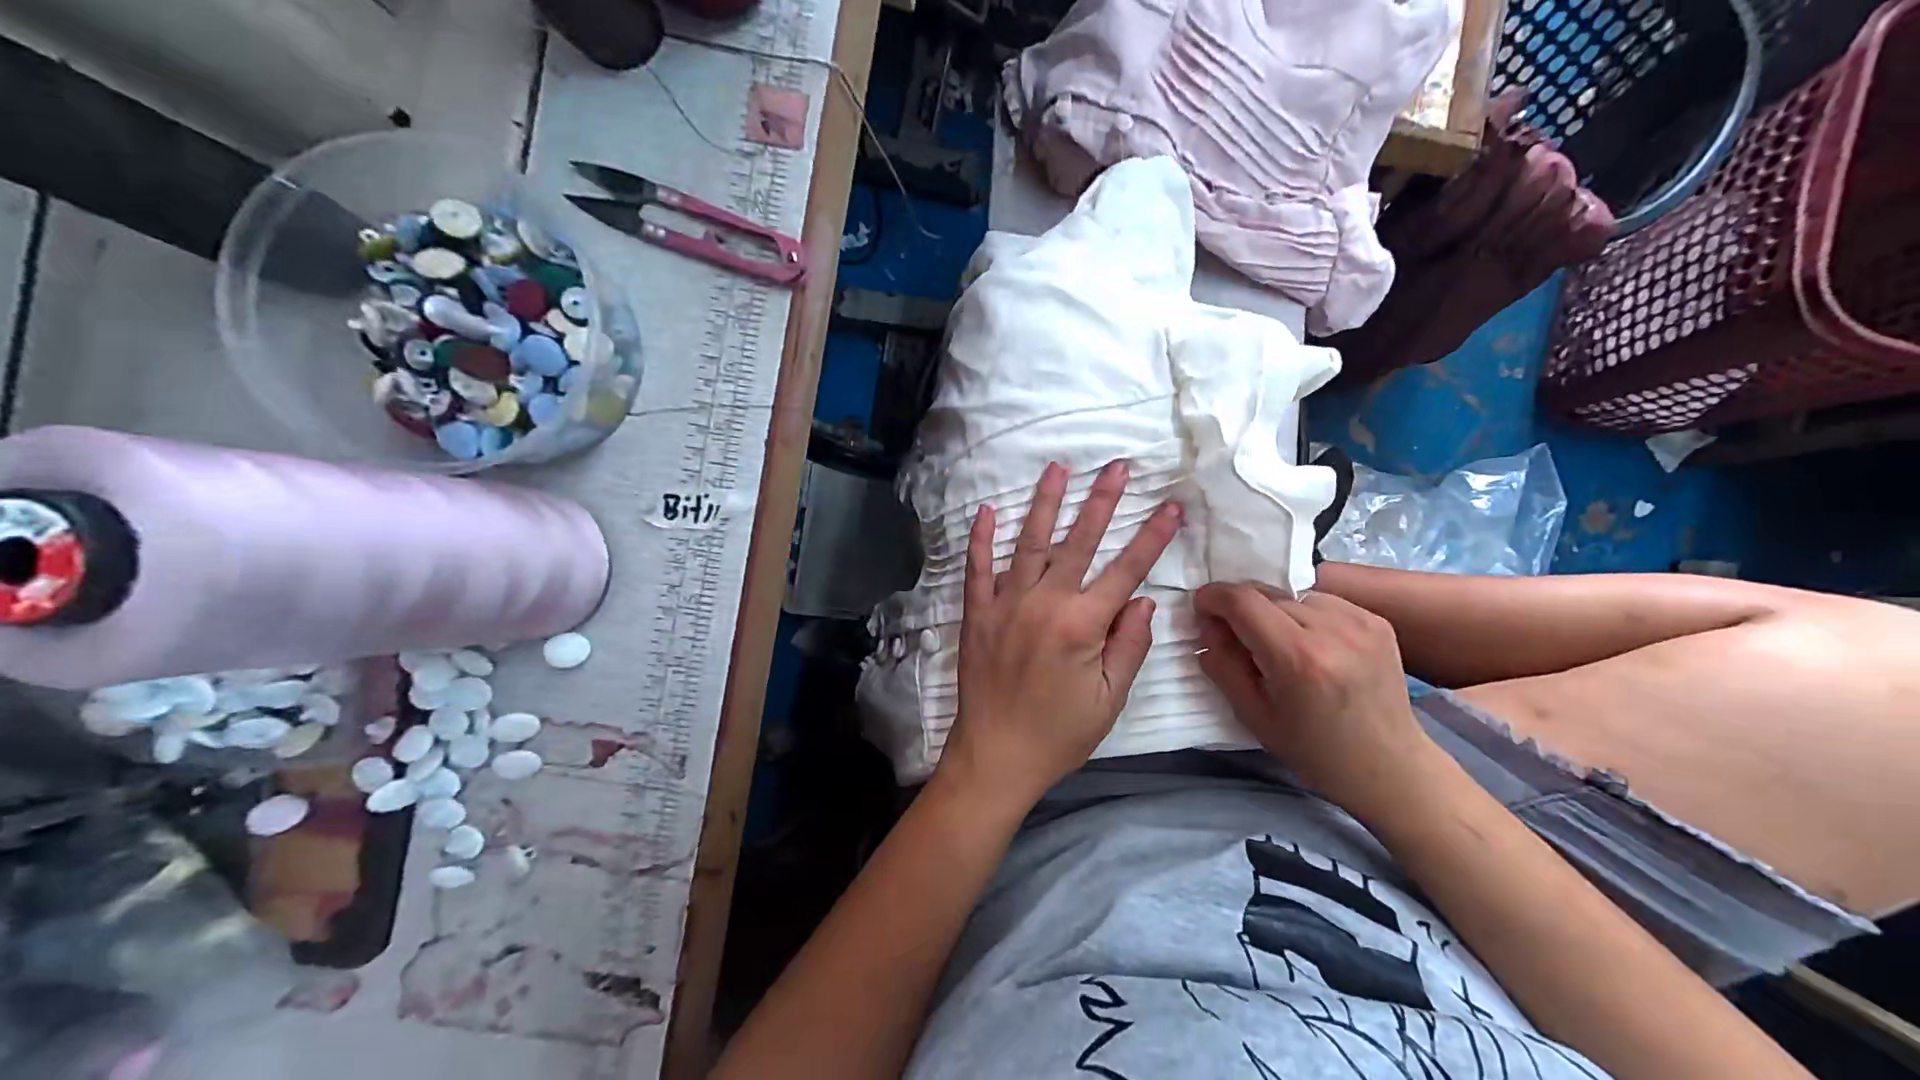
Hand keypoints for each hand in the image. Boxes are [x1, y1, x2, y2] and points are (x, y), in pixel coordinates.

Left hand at [936, 460, 1183, 810]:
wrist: (995, 755)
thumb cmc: (1059, 733)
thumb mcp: (1110, 699)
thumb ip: (1129, 645)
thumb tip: (1143, 600)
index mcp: (1083, 625)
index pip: (1126, 570)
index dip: (1151, 536)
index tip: (1170, 506)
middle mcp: (1044, 603)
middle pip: (1079, 542)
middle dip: (1101, 501)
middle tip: (1116, 466)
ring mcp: (1005, 604)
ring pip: (1028, 543)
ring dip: (1044, 504)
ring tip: (1056, 469)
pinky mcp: (976, 614)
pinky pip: (977, 568)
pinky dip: (981, 539)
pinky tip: (986, 511)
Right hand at [1193, 584, 1440, 819]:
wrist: (1389, 766)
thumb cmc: (1313, 750)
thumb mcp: (1252, 715)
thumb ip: (1222, 664)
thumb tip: (1208, 626)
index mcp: (1297, 658)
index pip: (1243, 601)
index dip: (1214, 597)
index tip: (1202, 607)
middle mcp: (1331, 630)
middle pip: (1266, 593)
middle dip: (1240, 605)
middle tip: (1233, 632)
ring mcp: (1360, 622)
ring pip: (1293, 594)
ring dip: (1274, 610)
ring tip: (1277, 641)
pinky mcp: (1377, 621)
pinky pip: (1323, 600)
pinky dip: (1304, 614)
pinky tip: (1310, 642)